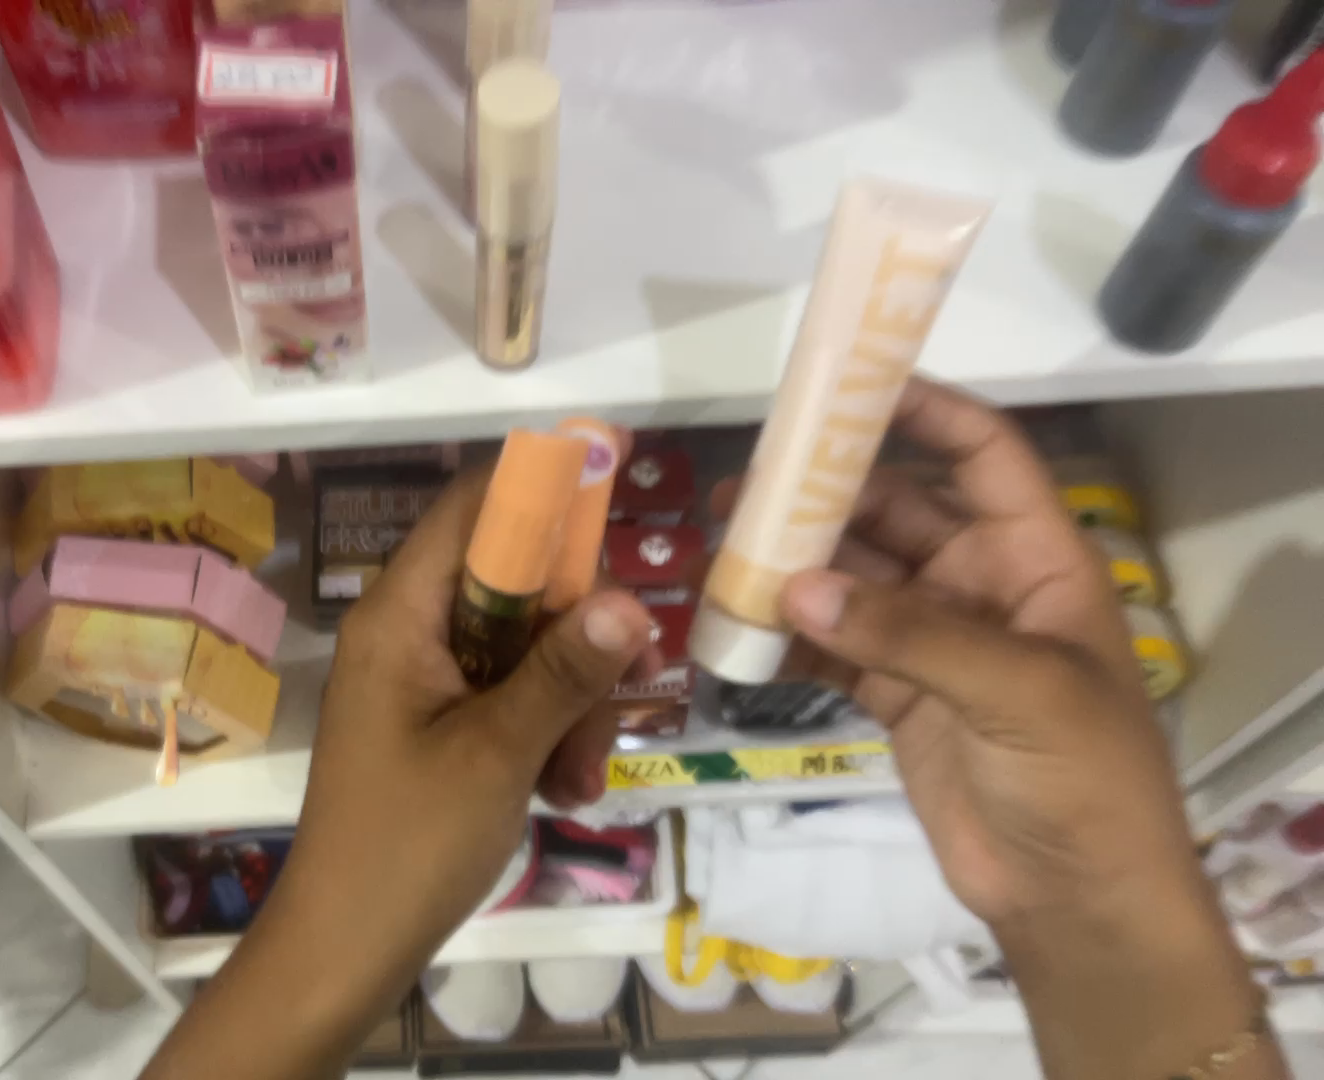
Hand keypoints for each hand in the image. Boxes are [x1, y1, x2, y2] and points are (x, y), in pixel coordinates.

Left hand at [278, 467, 652, 991]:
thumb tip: (629, 599)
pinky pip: (504, 692)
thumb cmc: (409, 841)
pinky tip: (562, 789)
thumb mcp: (498, 752)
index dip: (536, 486)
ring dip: (566, 700)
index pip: (468, 511)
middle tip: (628, 683)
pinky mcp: (435, 717)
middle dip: (574, 632)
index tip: (609, 477)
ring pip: (519, 646)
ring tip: (581, 777)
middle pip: (509, 582)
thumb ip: (563, 672)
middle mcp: (405, 629)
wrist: (345, 943)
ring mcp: (420, 675)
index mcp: (399, 614)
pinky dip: (541, 729)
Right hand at [719, 379, 1200, 924]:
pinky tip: (737, 628)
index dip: (927, 413)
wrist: (1066, 896)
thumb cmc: (1080, 781)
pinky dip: (783, 634)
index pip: (983, 458)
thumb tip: (792, 586)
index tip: (851, 390)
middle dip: (822, 498)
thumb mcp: (1016, 693)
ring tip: (723, 553)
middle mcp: (974, 585)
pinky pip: (824, 641)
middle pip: (890, 513)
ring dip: (789, 566)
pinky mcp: (886, 684)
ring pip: (845, 577)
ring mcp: (925, 636)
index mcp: (1033, 561)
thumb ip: (905, 633)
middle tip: (743, 490)